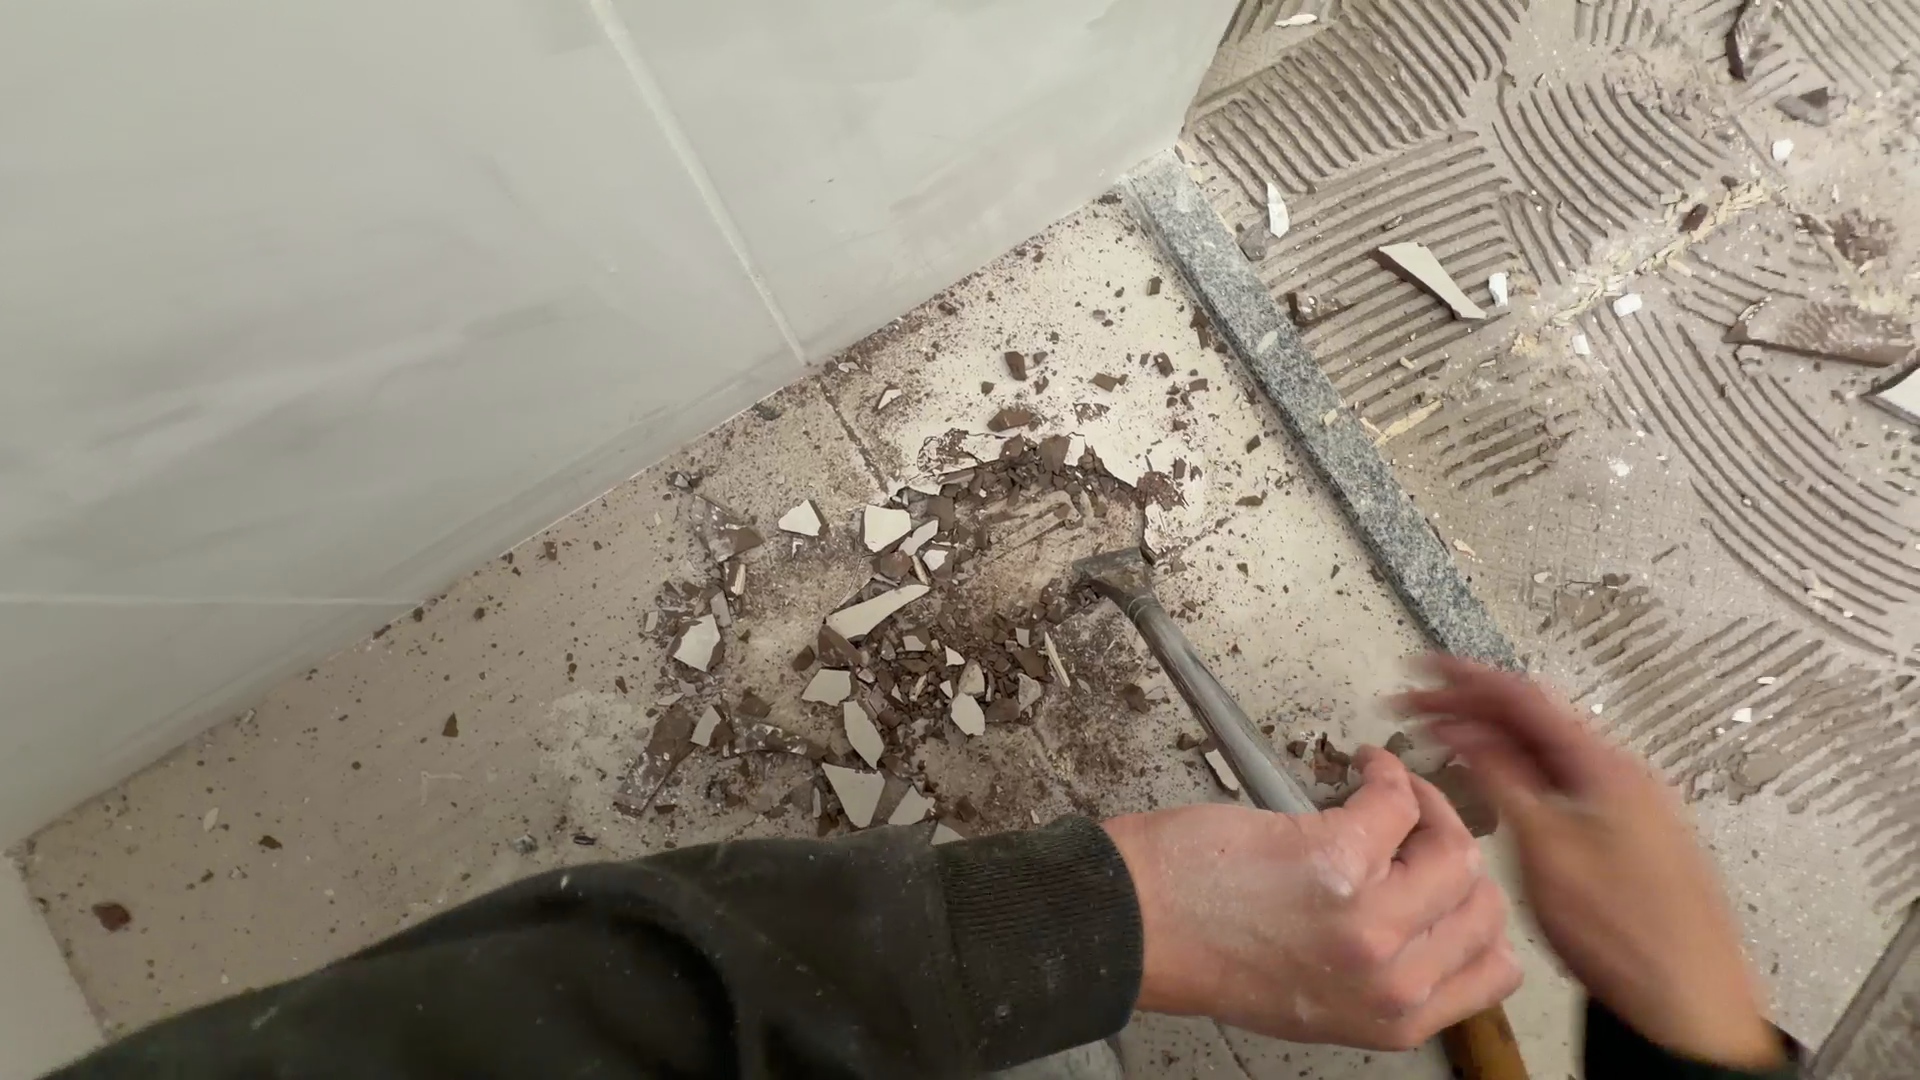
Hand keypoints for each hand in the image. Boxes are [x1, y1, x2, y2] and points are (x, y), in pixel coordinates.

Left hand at [1102, 749, 1519, 1049]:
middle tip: (1418, 817)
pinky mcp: (1332, 853)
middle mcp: (1390, 976)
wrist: (1136, 922)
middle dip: (1453, 850)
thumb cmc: (1201, 947)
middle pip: (1479, 902)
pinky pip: (1393, 801)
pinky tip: (1366, 764)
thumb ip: (1368, 973)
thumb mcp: (1309, 995)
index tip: (1446, 873)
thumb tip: (1401, 917)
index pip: (1490, 966)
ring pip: (1453, 851)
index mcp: (1389, 1017)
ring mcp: (1367, 915)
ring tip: (1392, 785)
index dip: (1473, 909)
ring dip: (1428, 804)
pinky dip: (1387, 772)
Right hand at [1397, 655, 1784, 1069]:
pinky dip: (1506, 760)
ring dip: (1483, 731)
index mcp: (1606, 768)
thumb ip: (1498, 776)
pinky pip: (1551, 772)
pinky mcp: (1615, 827)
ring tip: (1433, 730)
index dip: (1465, 678)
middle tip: (1410, 702)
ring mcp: (1620, 801)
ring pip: (1539, 745)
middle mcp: (1618, 774)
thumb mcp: (1543, 845)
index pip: (1523, 699)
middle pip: (1531, 717)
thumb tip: (1457, 727)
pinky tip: (1480, 768)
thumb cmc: (1618, 931)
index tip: (1420, 667)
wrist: (1688, 1009)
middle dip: (1465, 703)